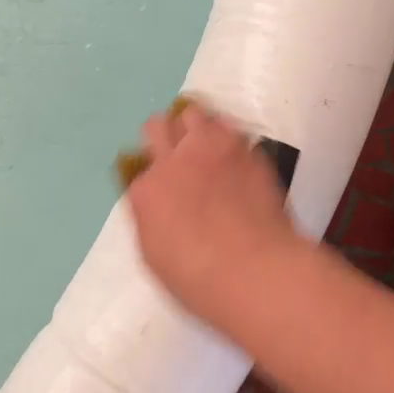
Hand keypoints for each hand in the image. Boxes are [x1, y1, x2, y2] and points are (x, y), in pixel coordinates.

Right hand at [125, 100, 304, 319]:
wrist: (256, 271)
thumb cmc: (199, 278)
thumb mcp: (154, 254)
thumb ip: (149, 218)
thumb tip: (154, 201)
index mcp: (146, 189)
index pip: (138, 167)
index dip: (151, 174)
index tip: (161, 185)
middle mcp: (173, 160)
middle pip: (158, 124)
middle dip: (163, 134)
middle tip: (175, 151)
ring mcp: (211, 150)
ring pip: (194, 114)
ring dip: (195, 127)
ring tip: (206, 145)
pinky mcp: (246, 151)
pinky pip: (229, 129)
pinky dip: (226, 138)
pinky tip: (233, 156)